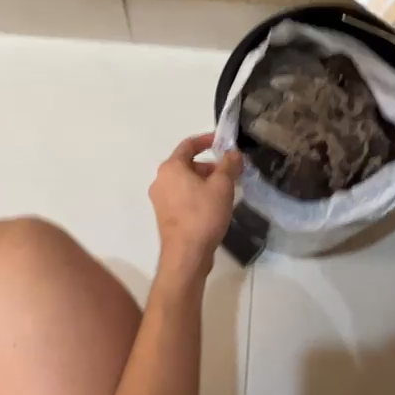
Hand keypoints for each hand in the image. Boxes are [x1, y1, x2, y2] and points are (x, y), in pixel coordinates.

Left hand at [148, 134, 242, 282]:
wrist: (186, 254)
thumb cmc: (203, 214)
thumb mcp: (222, 186)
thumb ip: (229, 165)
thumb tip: (233, 153)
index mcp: (171, 168)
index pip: (188, 145)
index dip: (206, 140)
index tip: (222, 142)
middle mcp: (160, 180)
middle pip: (187, 164)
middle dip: (210, 165)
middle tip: (230, 172)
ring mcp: (160, 200)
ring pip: (185, 182)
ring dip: (204, 181)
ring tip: (225, 190)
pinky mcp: (165, 216)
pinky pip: (182, 197)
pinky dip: (197, 195)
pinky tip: (213, 206)